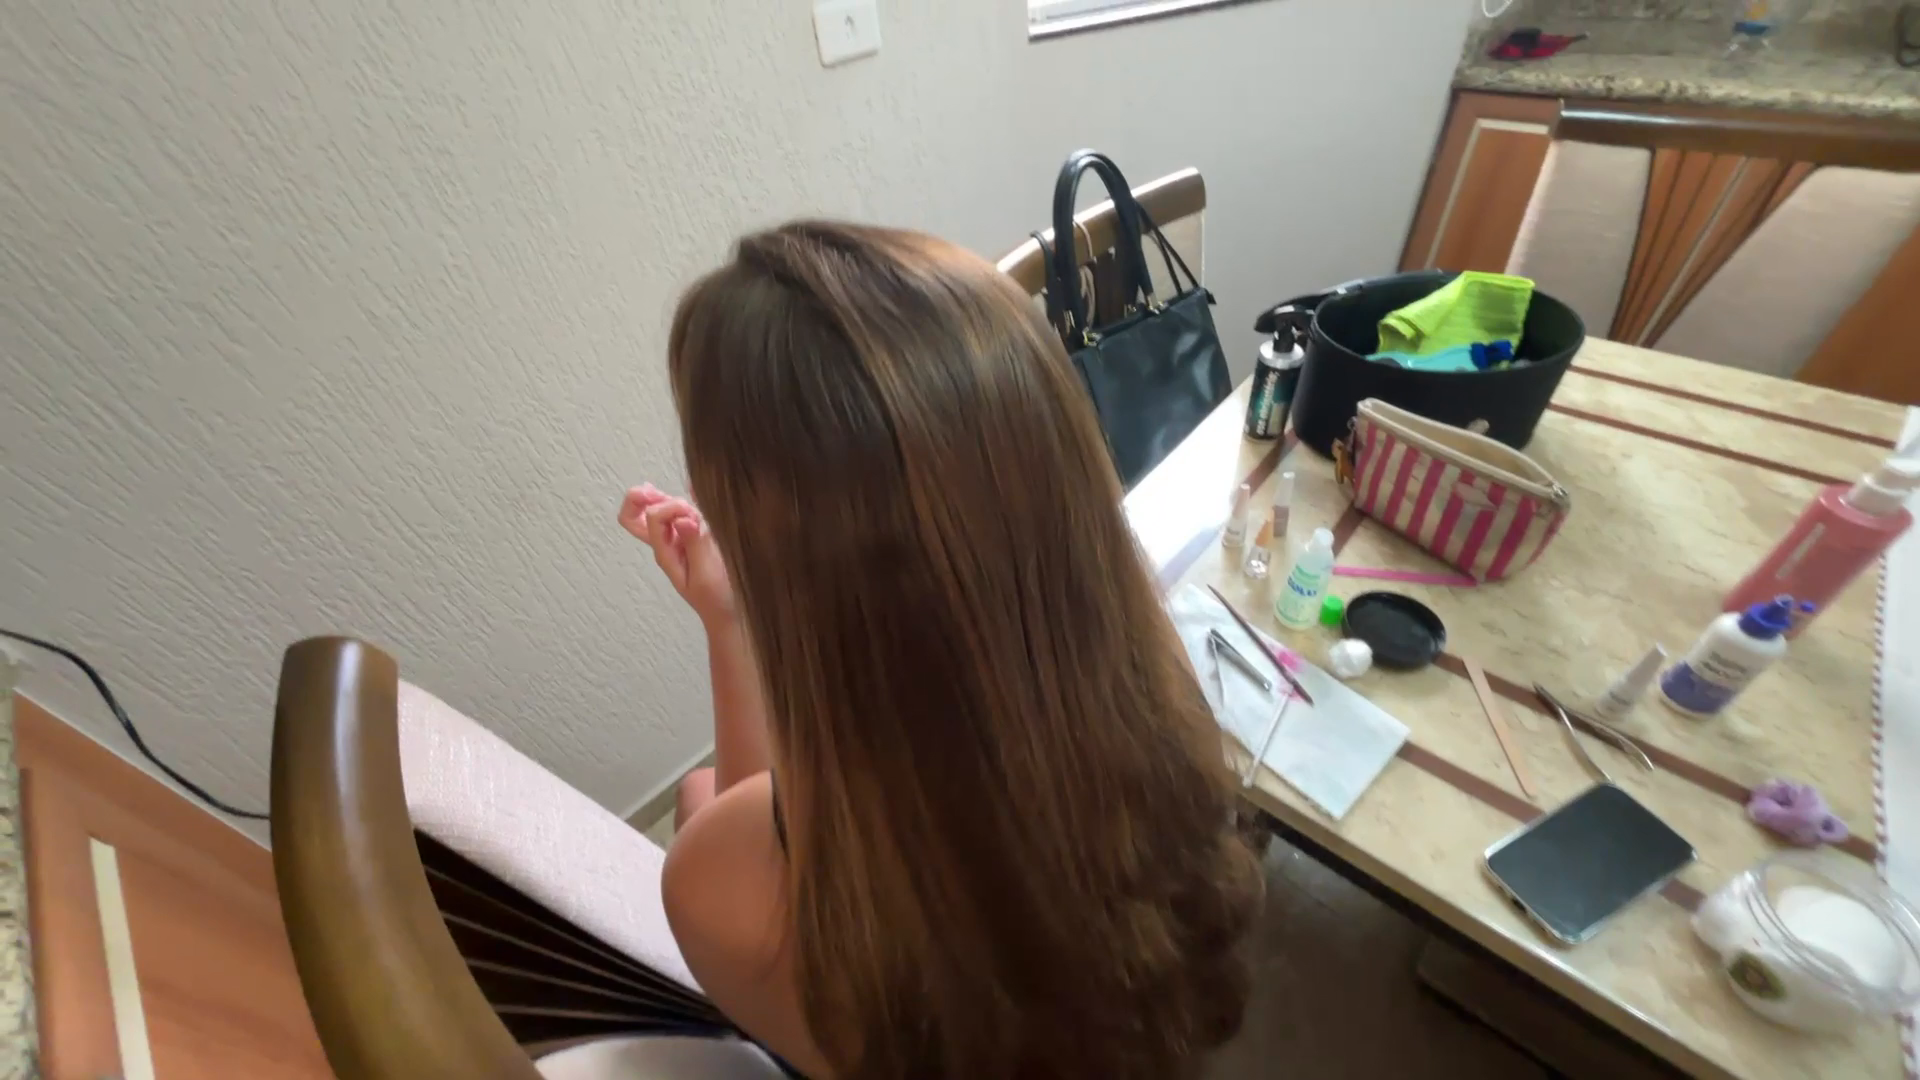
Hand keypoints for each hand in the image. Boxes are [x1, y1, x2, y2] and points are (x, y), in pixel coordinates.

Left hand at [619, 484, 736, 628]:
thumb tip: (682, 518)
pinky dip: (685, 498)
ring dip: (666, 498)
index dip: (666, 507)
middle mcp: (669, 543)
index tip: (690, 512)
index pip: (651, 519)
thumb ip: (695, 545)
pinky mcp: (699, 537)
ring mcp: (682, 539)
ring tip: (687, 499)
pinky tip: (693, 488)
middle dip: (642, 498)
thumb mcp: (706, 575)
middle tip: (657, 490)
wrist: (733, 615)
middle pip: (637, 516)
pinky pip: (684, 513)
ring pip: (660, 510)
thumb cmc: (719, 599)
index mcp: (666, 553)